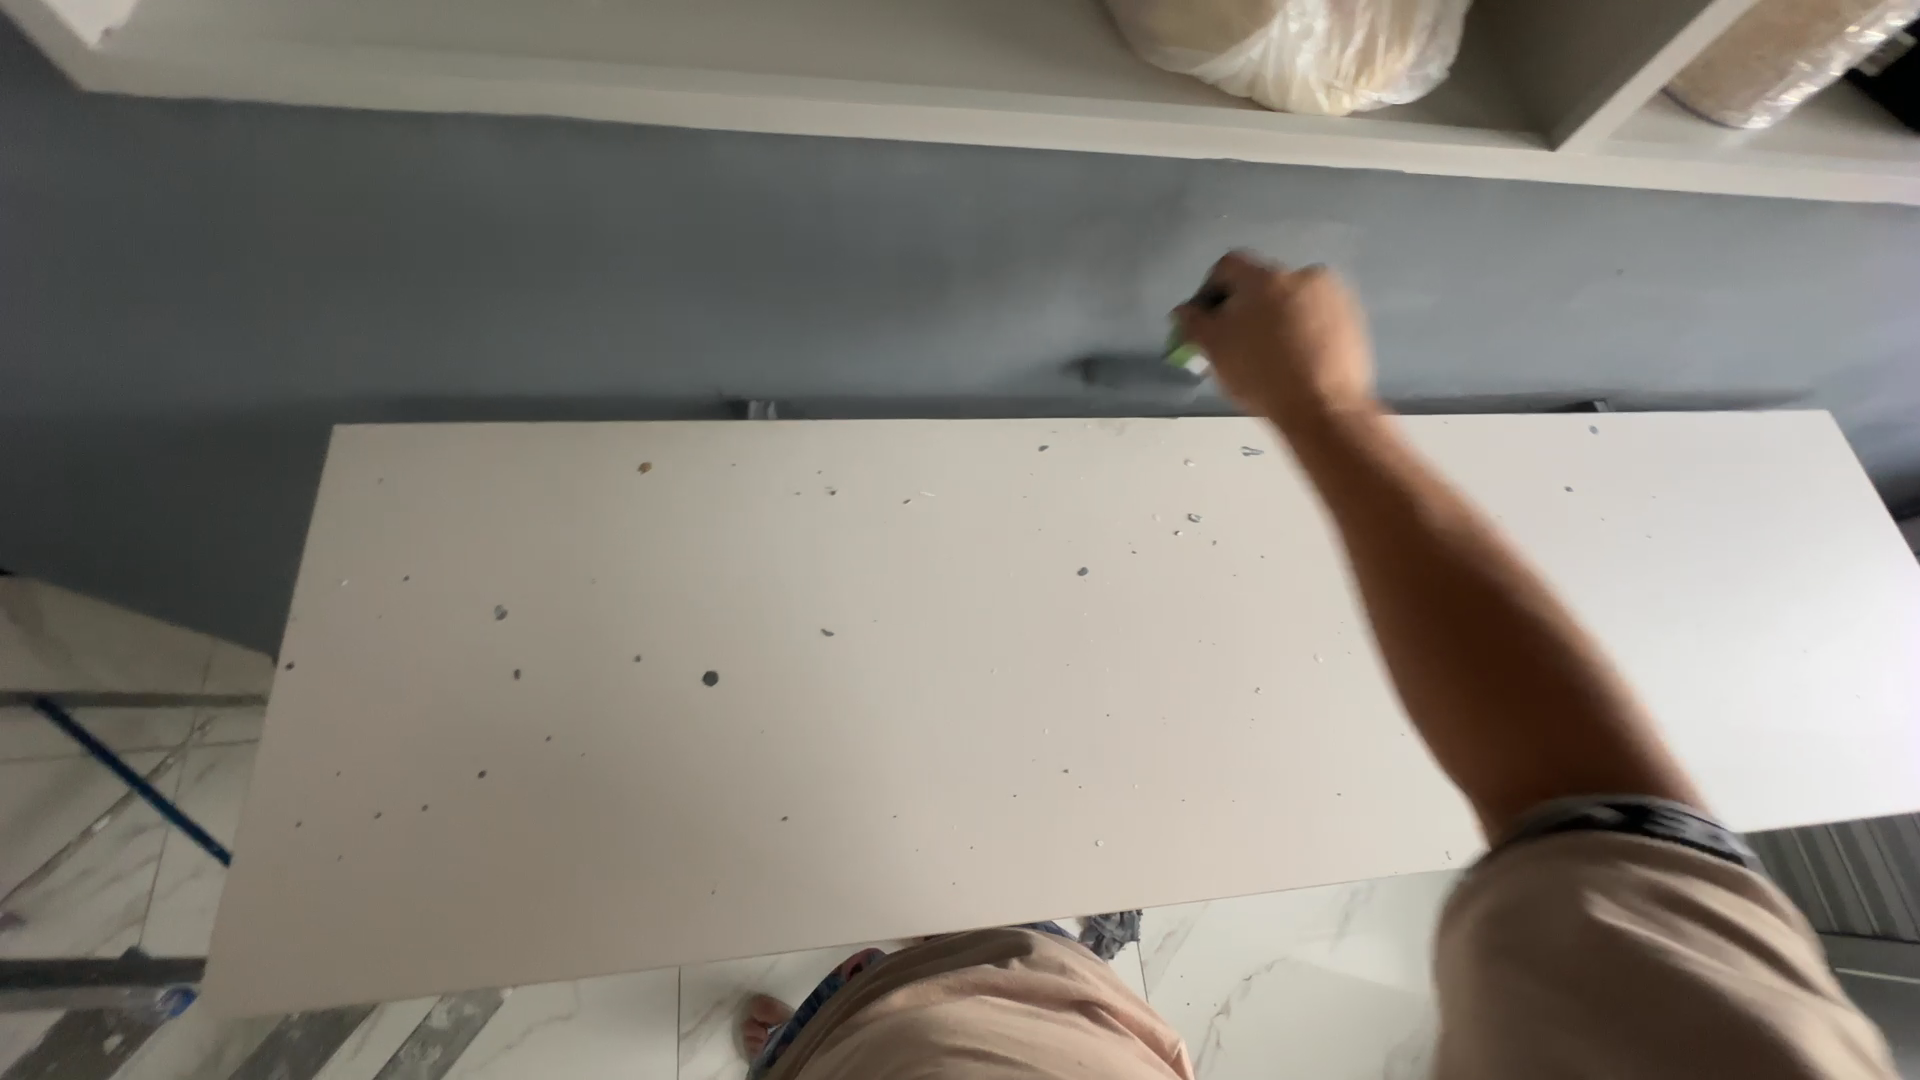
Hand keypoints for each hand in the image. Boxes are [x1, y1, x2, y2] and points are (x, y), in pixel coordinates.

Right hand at [1174, 251, 1377, 425]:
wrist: (1324, 406)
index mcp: (1264, 278)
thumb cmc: (1261, 376)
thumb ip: (1194, 323)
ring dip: (1274, 317)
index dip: (1210, 290)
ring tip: (1269, 354)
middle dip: (1244, 307)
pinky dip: (1302, 328)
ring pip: (1290, 298)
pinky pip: (1315, 313)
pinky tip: (1296, 359)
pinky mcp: (1352, 316)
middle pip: (1261, 283)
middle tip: (1236, 343)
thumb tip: (1183, 310)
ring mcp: (1332, 294)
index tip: (1207, 321)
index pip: (1227, 266)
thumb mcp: (1215, 351)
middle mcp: (1301, 274)